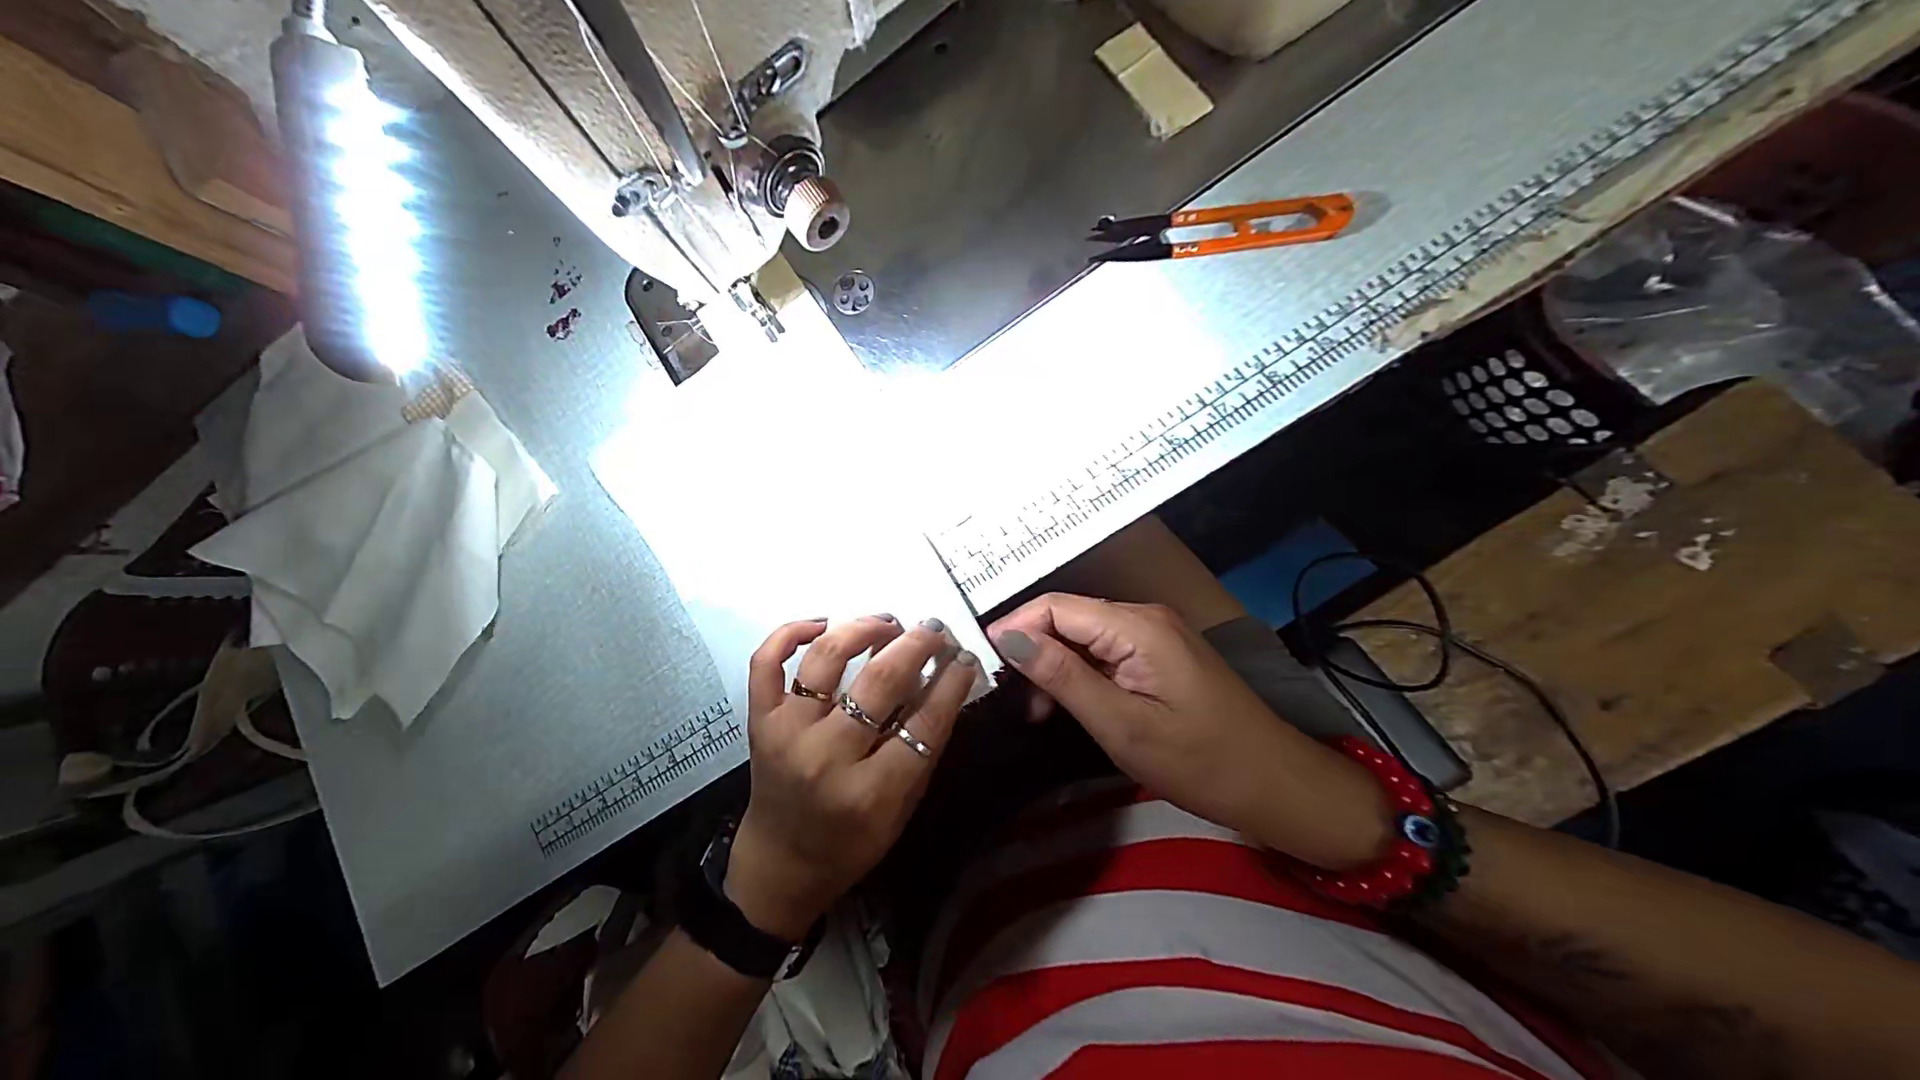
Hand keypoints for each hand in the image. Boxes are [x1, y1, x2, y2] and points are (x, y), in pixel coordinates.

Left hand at [725, 616, 979, 940]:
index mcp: (871, 792)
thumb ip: (924, 747)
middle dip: (917, 645)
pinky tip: (823, 624)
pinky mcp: (758, 720)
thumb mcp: (902, 807)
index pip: (924, 721)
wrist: (780, 865)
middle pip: (880, 681)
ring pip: (826, 658)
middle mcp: (826, 757)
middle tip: (934, 630)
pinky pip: (766, 662)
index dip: (951, 681)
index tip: (964, 656)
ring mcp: (787, 733)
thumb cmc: (851, 842)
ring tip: (888, 623)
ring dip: (863, 629)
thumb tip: (944, 679)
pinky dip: (791, 632)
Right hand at [989, 593, 1392, 869]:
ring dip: (1055, 668)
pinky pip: (1105, 653)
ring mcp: (1155, 635)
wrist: (1275, 784)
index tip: (984, 664)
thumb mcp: (1121, 724)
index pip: (1056, 606)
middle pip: (1068, 618)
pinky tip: (1070, 706)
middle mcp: (1144, 618)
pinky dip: (1081, 676)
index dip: (1014, 628)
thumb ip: (1062, 676)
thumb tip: (1007, 639)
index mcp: (1137, 626)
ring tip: (1040, 713)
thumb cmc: (1199, 760)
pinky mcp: (1159, 655)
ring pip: (1084, 637)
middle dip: (1034, 652)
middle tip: (1013, 700)